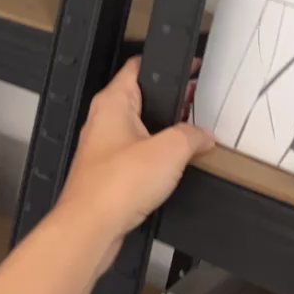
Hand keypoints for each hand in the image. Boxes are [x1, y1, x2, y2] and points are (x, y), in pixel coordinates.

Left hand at [53, 58, 214, 266]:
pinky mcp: (108, 174)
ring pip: (139, 130)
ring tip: (187, 140)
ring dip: (163, 134)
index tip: (187, 67)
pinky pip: (136, 157)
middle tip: (193, 104)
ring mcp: (103, 149)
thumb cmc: (113, 186)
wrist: (90, 229)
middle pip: (141, 99)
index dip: (165, 65)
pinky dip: (154, 159)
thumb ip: (192, 136)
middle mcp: (103, 122)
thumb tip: (203, 135)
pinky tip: (170, 171)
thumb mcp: (170, 150)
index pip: (137, 66)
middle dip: (170, 102)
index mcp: (113, 102)